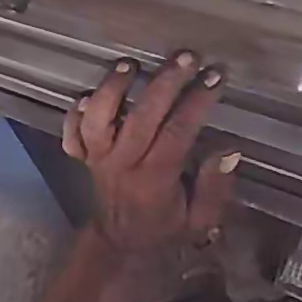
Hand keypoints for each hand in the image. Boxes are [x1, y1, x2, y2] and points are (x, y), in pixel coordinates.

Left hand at [61, 51, 238, 255]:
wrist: (120, 244)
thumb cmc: (164, 228)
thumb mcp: (199, 220)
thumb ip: (215, 188)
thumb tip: (229, 151)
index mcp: (155, 179)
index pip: (178, 132)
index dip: (197, 101)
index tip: (215, 77)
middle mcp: (123, 164)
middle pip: (142, 117)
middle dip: (165, 82)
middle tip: (186, 56)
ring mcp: (99, 159)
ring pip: (99, 120)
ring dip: (113, 88)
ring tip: (131, 63)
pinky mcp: (83, 157)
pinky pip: (72, 133)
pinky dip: (75, 113)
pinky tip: (88, 94)